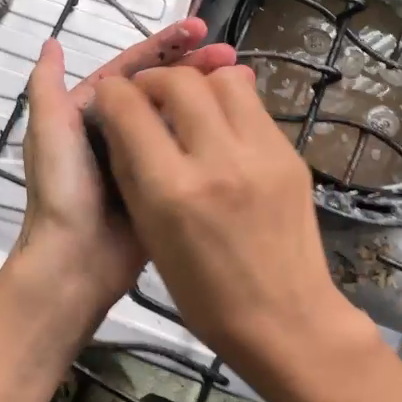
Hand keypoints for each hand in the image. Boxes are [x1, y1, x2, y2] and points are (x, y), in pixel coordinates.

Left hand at [10, 18, 237, 313]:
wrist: (74, 260)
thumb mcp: (48, 131)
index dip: (163, 46)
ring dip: (203, 97)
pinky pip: (184, 152)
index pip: (129, 69)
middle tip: (231, 54)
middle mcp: (114, 131)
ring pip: (175, 117)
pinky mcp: (160, 186)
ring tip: (241, 80)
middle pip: (158, 89)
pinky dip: (206, 135)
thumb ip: (47, 87)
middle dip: (191, 67)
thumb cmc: (62, 189)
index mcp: (87, 114)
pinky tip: (234, 123)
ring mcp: (140, 159)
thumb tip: (50, 44)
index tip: (200, 29)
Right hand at [89, 64, 374, 383]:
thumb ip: (129, 166)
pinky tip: (218, 129)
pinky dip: (226, 104)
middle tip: (146, 98)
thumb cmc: (201, 290)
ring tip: (185, 106)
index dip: (112, 94)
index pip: (129, 107)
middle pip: (178, 81)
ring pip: (223, 80)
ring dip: (196, 84)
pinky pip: (252, 105)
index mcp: (172, 189)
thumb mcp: (148, 229)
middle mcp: (218, 161)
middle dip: (152, 81)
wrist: (286, 321)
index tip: (110, 98)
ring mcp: (262, 155)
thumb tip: (117, 118)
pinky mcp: (291, 155)